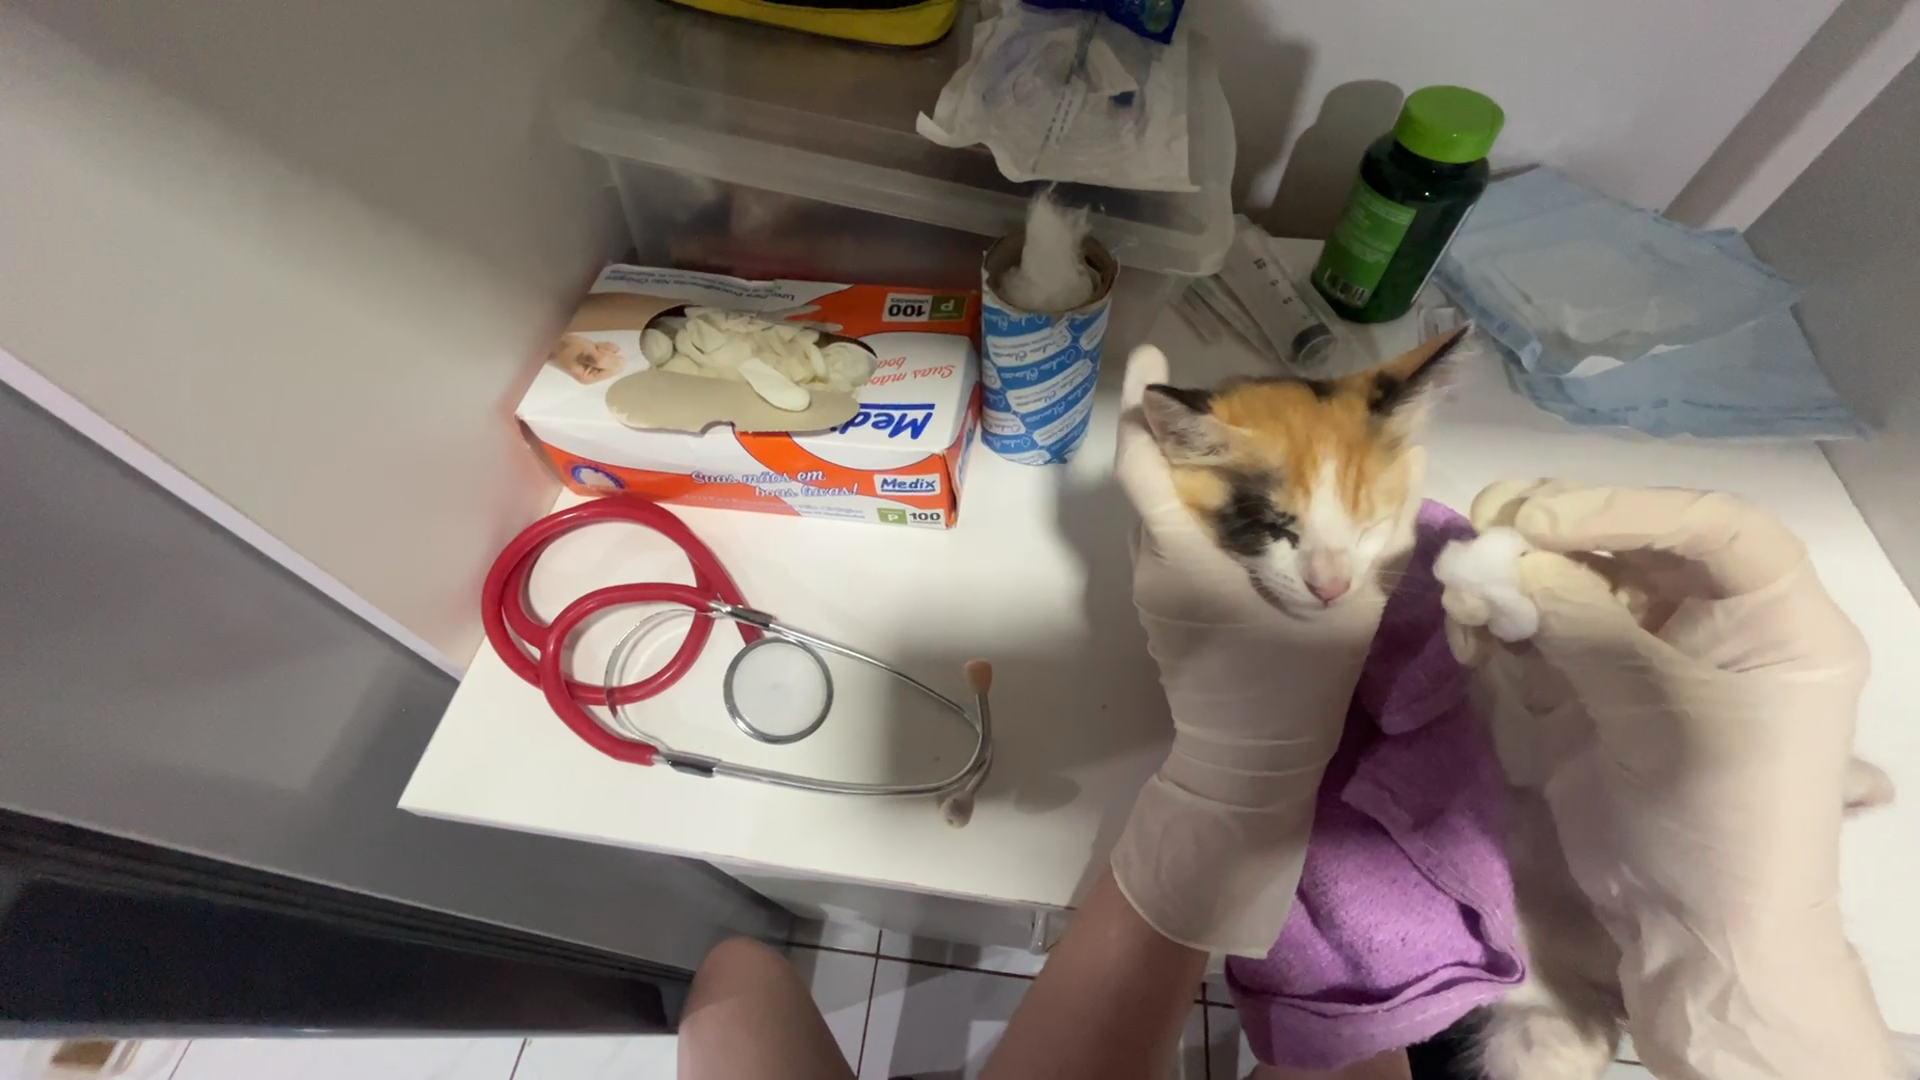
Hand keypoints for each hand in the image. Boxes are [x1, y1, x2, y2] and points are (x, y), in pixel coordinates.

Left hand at [1108, 345, 1384, 956]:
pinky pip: (1163, 533)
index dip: (1140, 407)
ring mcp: (1145, 582)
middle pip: (1147, 475)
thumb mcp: (1352, 609)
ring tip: (1237, 434)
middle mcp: (1150, 561)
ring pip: (1154, 504)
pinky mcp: (1153, 598)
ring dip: (1184, 465)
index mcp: (1183, 557)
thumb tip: (1408, 452)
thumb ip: (1379, 530)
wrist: (1244, 759)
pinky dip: (1189, 503)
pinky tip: (1237, 496)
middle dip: (1175, 426)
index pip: (1142, 466)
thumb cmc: (1294, 687)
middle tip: (1226, 393)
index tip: (1150, 359)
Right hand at [1443, 482, 1898, 1079]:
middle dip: (1542, 531)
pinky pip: (1520, 623)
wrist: (1680, 915)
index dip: (1618, 507)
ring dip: (1501, 578)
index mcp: (1766, 618)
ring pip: (1555, 575)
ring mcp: (1624, 645)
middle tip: (1475, 535)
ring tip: (1461, 599)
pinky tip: (1467, 635)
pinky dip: (1486, 619)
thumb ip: (1585, 627)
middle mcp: (1694, 617)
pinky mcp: (1567, 675)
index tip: (1529, 522)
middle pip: (1617, 538)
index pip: (1708, 525)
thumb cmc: (1715, 816)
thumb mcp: (1664, 714)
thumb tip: (1502, 562)